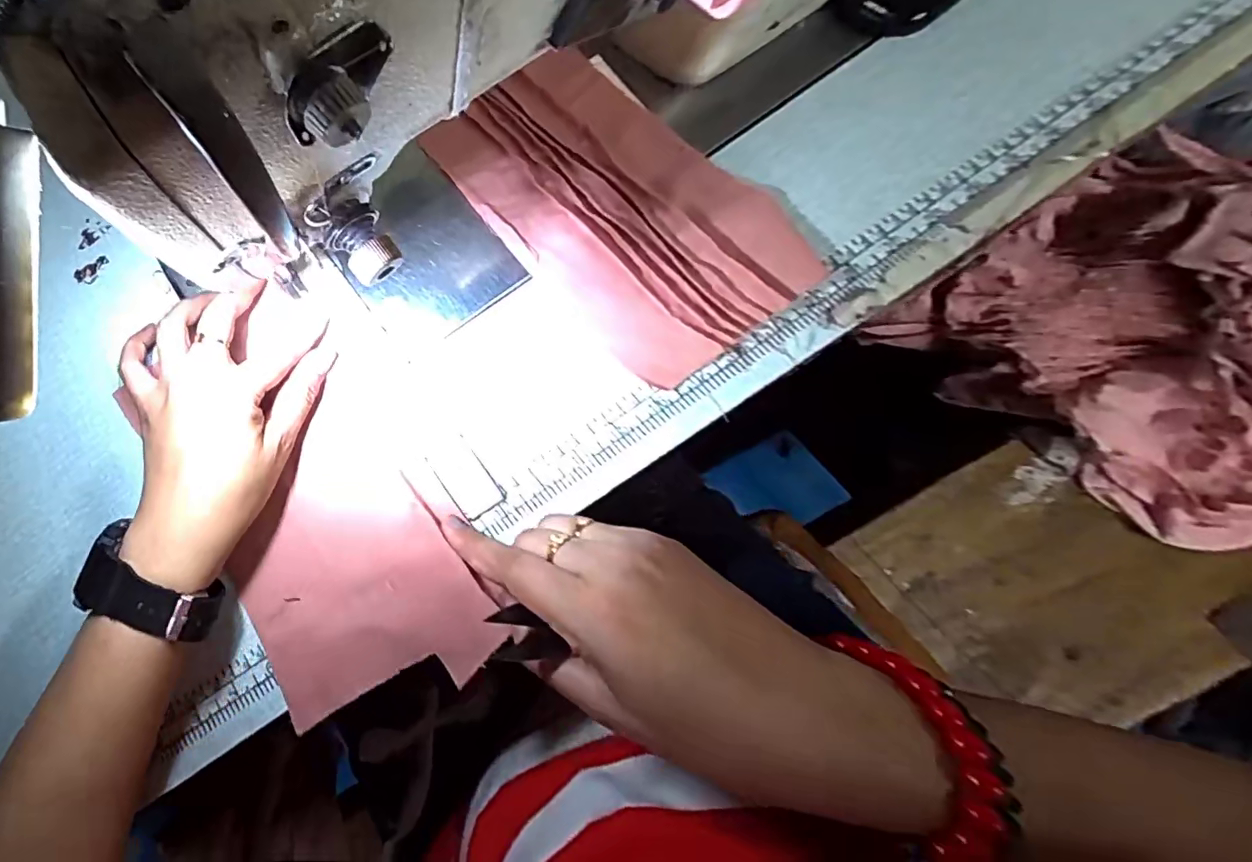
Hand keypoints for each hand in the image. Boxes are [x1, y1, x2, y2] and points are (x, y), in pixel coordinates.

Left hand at [116, 284, 335, 592]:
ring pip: (167, 328)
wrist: (180, 529)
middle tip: (255, 285)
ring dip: (188, 306)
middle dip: (238, 295)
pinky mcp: (145, 404)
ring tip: (208, 301)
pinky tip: (153, 334)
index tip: (322, 314)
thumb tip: (325, 359)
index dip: (305, 331)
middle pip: (214, 320)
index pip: (281, 351)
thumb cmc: (235, 493)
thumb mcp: (278, 448)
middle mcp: (195, 377)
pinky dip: (139, 341)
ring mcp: (164, 388)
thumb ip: (299, 396)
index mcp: (234, 390)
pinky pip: (131, 362)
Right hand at [442, 515, 952, 834]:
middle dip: (518, 560)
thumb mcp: (616, 710)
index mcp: (594, 608)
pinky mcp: (667, 543)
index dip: (475, 546)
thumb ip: (557, 663)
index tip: (446, 525)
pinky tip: (604, 589)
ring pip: (570, 527)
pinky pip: (603, 532)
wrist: (804, 708)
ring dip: (552, 551)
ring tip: (565, 597)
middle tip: (525, 605)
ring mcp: (643, 544)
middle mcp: (612, 560)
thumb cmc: (705, 727)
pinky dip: (585, 549)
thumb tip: (527, 637)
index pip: (515, 565)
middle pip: (538, 537)